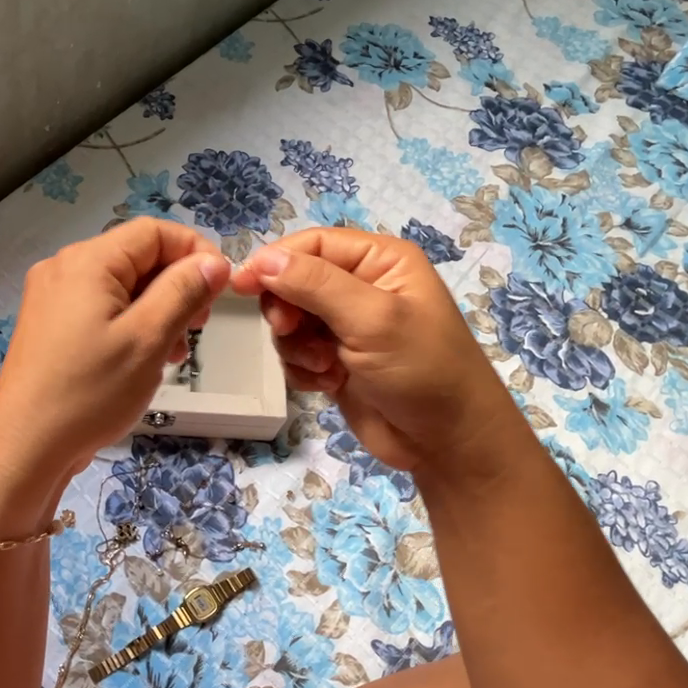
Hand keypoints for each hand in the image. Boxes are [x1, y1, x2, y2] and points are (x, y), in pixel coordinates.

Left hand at [0, 218, 229, 495]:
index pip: (153, 233)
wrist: (25, 449)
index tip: (222, 289)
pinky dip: (130, 326)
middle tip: (199, 327)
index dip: (195, 252)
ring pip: (120, 288)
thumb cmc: (89, 393)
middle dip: (176, 286)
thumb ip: (183, 292)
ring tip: (175, 352)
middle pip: (136, 258)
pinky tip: (145, 360)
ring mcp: (51, 299)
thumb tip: (215, 262)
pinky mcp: (49, 328)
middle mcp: (64, 269)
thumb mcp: (147, 340)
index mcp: (87, 261)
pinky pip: (100, 311)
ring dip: (156, 311)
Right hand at [231, 227, 518, 477]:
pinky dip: (304, 370)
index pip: (312, 244)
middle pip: (294, 282)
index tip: (241, 286)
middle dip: (288, 310)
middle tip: (289, 332)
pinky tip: (329, 385)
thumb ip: (315, 285)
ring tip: (325, 368)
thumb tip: (262, 259)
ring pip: (290, 321)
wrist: (447, 442)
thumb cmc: (422, 370)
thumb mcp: (371, 319)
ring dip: (297, 347)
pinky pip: (297, 354)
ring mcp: (347, 326)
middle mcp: (362, 286)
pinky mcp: (335, 361)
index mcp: (380, 261)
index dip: (274, 261)